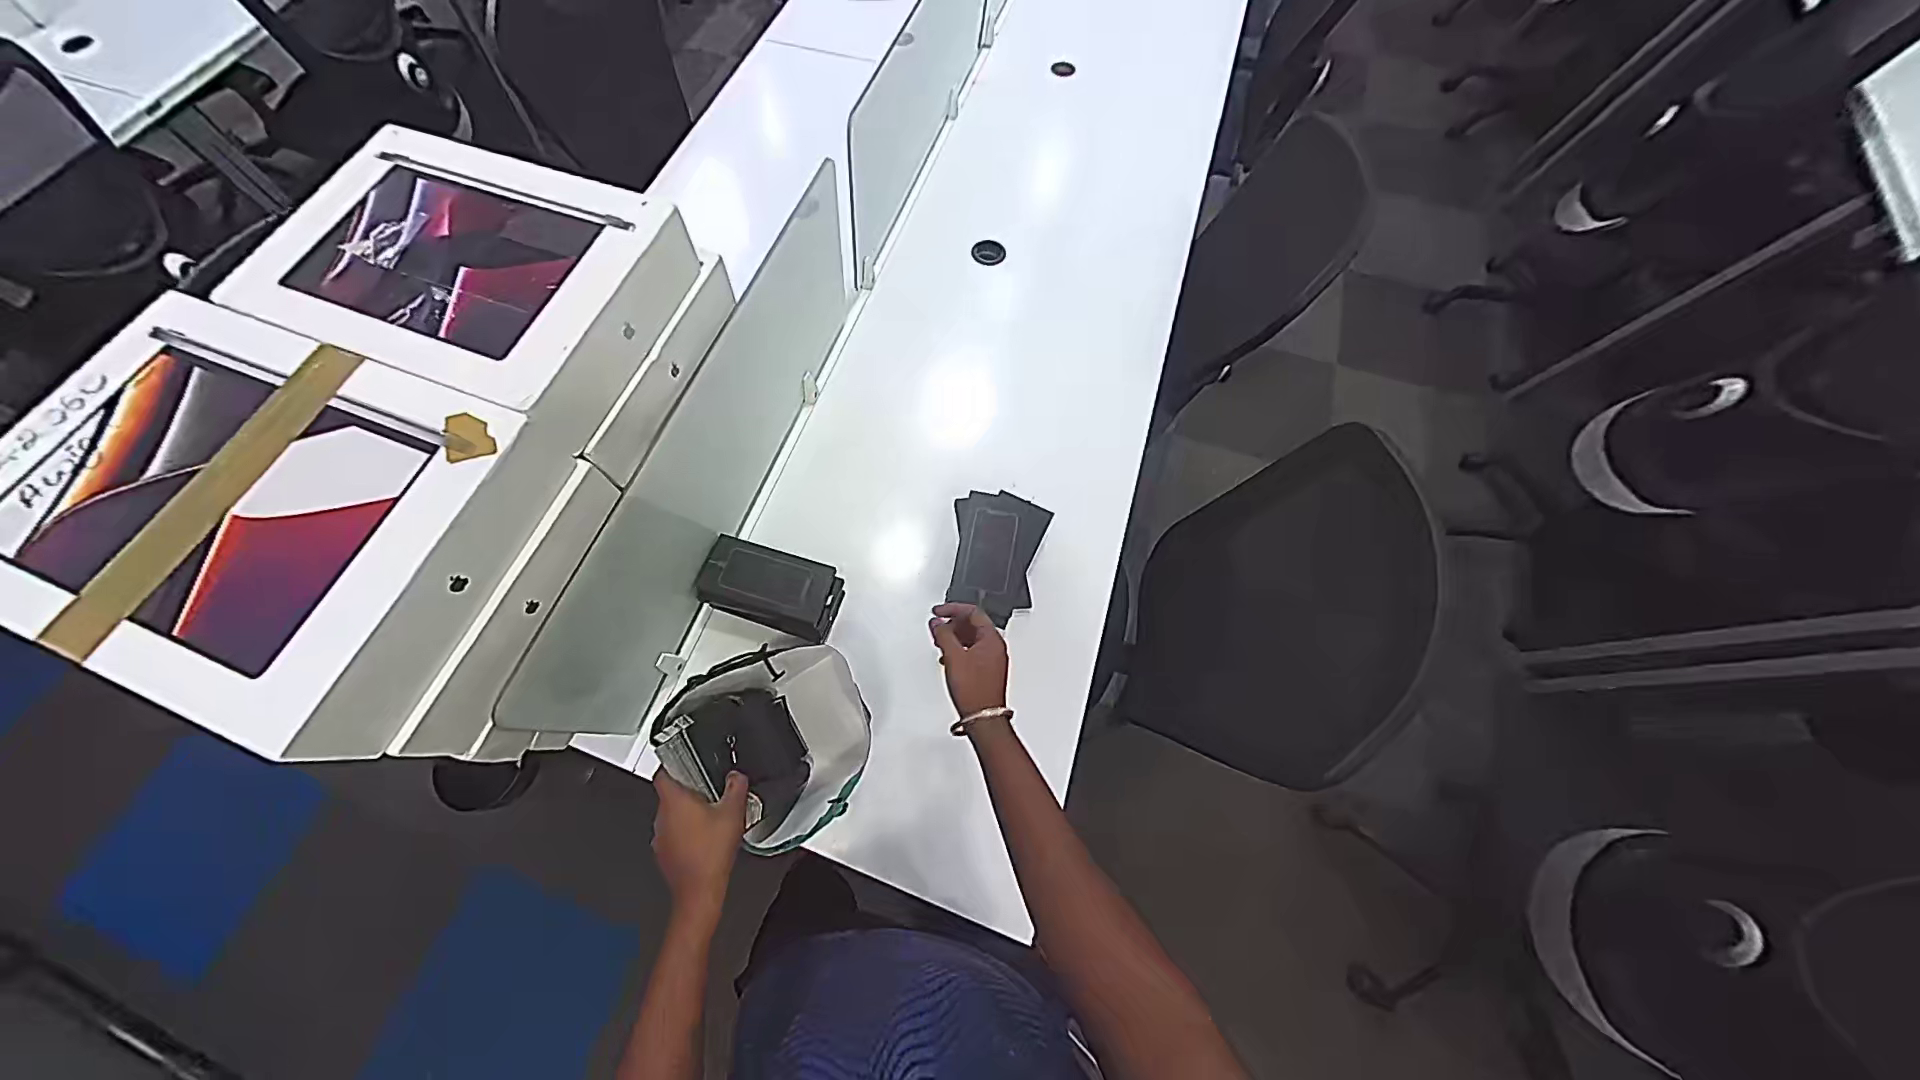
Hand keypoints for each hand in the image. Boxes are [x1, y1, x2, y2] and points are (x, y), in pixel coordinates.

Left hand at [652, 770, 748, 919]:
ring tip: (711, 816)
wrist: (700, 891)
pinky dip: (686, 831)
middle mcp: (662, 817)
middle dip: (689, 790)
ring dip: (688, 812)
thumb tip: (736, 777)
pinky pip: (673, 833)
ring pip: (672, 815)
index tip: (683, 761)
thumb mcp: (734, 811)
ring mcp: (660, 836)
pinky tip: (706, 837)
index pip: (662, 773)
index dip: (673, 764)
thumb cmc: (711, 854)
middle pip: (670, 794)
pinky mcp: (664, 852)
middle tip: (709, 791)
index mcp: (674, 801)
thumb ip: (736, 786)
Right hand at [929, 603, 1008, 717]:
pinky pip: (973, 650)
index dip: (953, 608)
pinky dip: (959, 648)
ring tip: (940, 640)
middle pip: (974, 624)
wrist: (983, 717)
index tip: (939, 610)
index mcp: (992, 639)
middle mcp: (996, 647)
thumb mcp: (953, 657)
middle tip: (938, 625)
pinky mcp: (987, 670)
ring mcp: (993, 659)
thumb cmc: (974, 691)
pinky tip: (948, 656)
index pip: (973, 612)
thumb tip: (937, 622)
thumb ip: (943, 635)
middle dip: (953, 622)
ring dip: (955, 636)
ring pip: (972, 637)